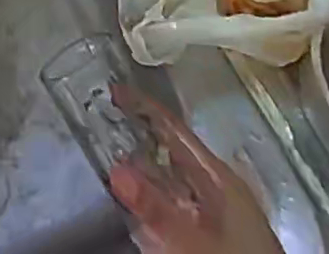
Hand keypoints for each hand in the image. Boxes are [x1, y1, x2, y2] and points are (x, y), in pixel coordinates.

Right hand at [107, 86, 283, 253]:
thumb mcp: (192, 237)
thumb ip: (156, 207)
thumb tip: (114, 168)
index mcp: (218, 173)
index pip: (175, 129)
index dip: (145, 108)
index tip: (115, 90)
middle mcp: (220, 186)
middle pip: (175, 152)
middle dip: (142, 137)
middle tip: (107, 121)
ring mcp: (221, 212)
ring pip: (177, 180)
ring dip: (148, 171)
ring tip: (115, 157)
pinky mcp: (217, 234)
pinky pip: (181, 205)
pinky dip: (159, 200)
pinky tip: (142, 208)